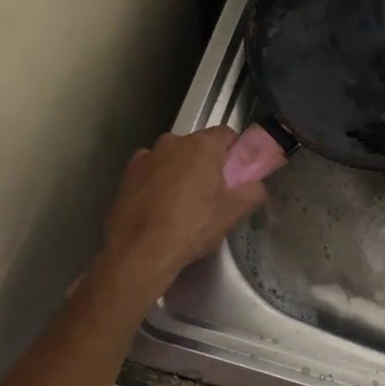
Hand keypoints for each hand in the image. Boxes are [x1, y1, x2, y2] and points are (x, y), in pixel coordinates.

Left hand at [88, 127, 266, 310]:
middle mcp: (172, 142)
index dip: (234, 150)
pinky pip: (151, 170)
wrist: (140, 252)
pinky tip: (158, 206)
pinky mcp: (127, 174)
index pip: (226, 133)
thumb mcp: (232, 213)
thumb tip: (257, 186)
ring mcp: (146, 156)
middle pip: (197, 145)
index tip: (235, 171)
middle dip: (205, 162)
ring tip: (181, 202)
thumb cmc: (192, 227)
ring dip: (180, 170)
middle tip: (211, 191)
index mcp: (202, 146)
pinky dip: (157, 180)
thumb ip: (252, 192)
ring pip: (172, 157)